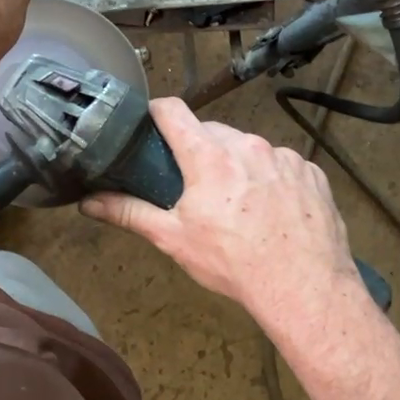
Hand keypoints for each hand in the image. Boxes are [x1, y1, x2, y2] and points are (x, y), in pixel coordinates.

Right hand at [79, 98, 358, 327]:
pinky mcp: (312, 172)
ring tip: (236, 201)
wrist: (305, 289)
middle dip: (198, 148)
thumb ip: (128, 212)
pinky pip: (281, 163)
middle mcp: (247, 146)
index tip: (148, 125)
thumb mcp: (172, 238)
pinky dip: (270, 177)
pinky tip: (271, 209)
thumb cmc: (232, 262)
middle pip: (211, 131)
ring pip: (248, 147)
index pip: (173, 110)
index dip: (156, 112)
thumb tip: (87, 203)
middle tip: (192, 183)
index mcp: (208, 155)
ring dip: (236, 163)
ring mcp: (284, 157)